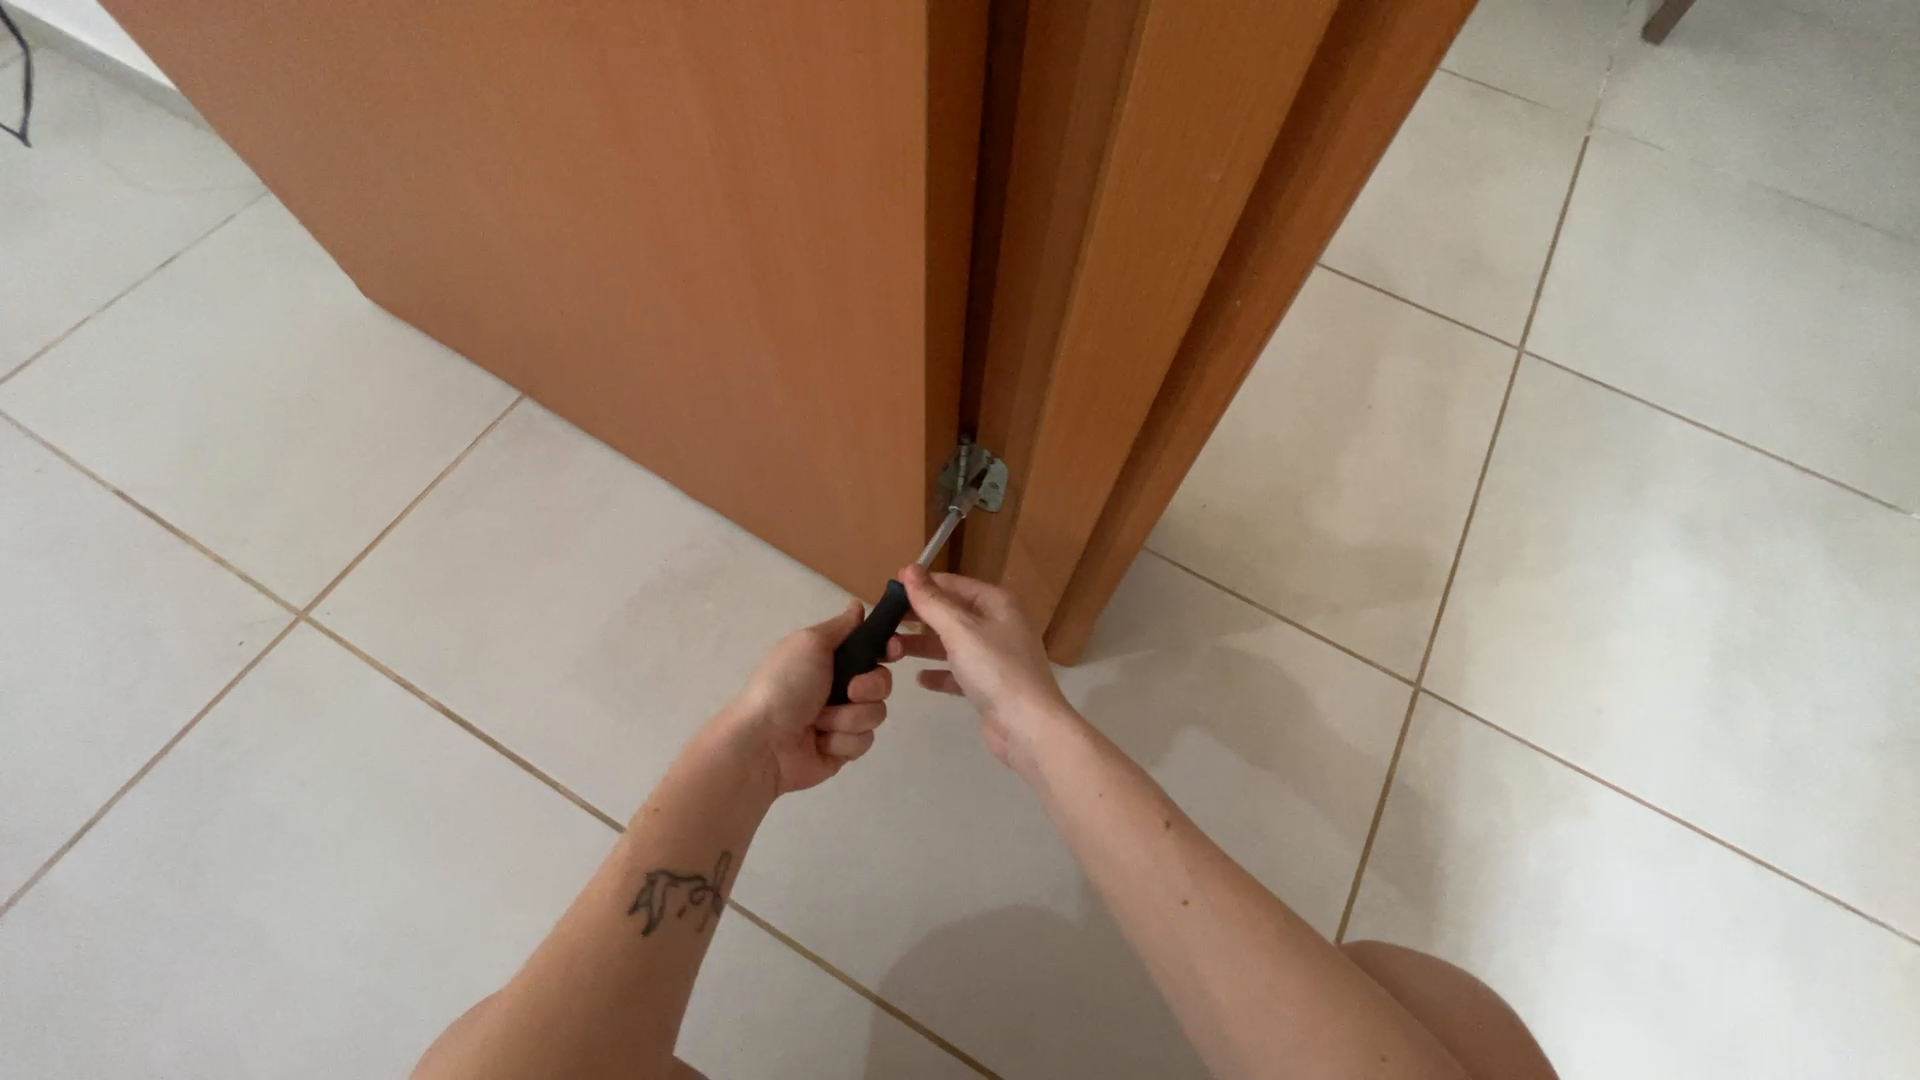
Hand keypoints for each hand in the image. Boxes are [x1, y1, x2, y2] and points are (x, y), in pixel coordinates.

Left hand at [724, 602, 896, 794]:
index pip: (870, 648)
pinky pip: (864, 740)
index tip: (891, 651)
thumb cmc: (785, 685)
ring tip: (821, 723)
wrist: (763, 744)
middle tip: (850, 691)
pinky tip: (821, 742)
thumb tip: (858, 605)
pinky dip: (843, 741)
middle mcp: (838, 687)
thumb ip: (841, 626)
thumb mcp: (809, 643)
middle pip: (882, 681)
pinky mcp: (843, 749)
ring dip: (850, 717)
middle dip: (870, 687)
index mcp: (829, 658)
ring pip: (876, 713)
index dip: (887, 648)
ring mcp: (841, 719)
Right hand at [896, 565, 1079, 771]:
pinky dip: (940, 672)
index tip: (888, 591)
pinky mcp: (990, 685)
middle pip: (951, 613)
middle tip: (884, 623)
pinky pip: (959, 671)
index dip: (922, 585)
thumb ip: (932, 601)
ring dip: (924, 645)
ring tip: (892, 650)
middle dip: (920, 617)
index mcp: (996, 603)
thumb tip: (909, 569)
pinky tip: (919, 678)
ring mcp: (996, 656)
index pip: (953, 584)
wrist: (1028, 727)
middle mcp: (998, 624)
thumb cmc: (995, 670)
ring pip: (952, 643)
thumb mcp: (960, 630)